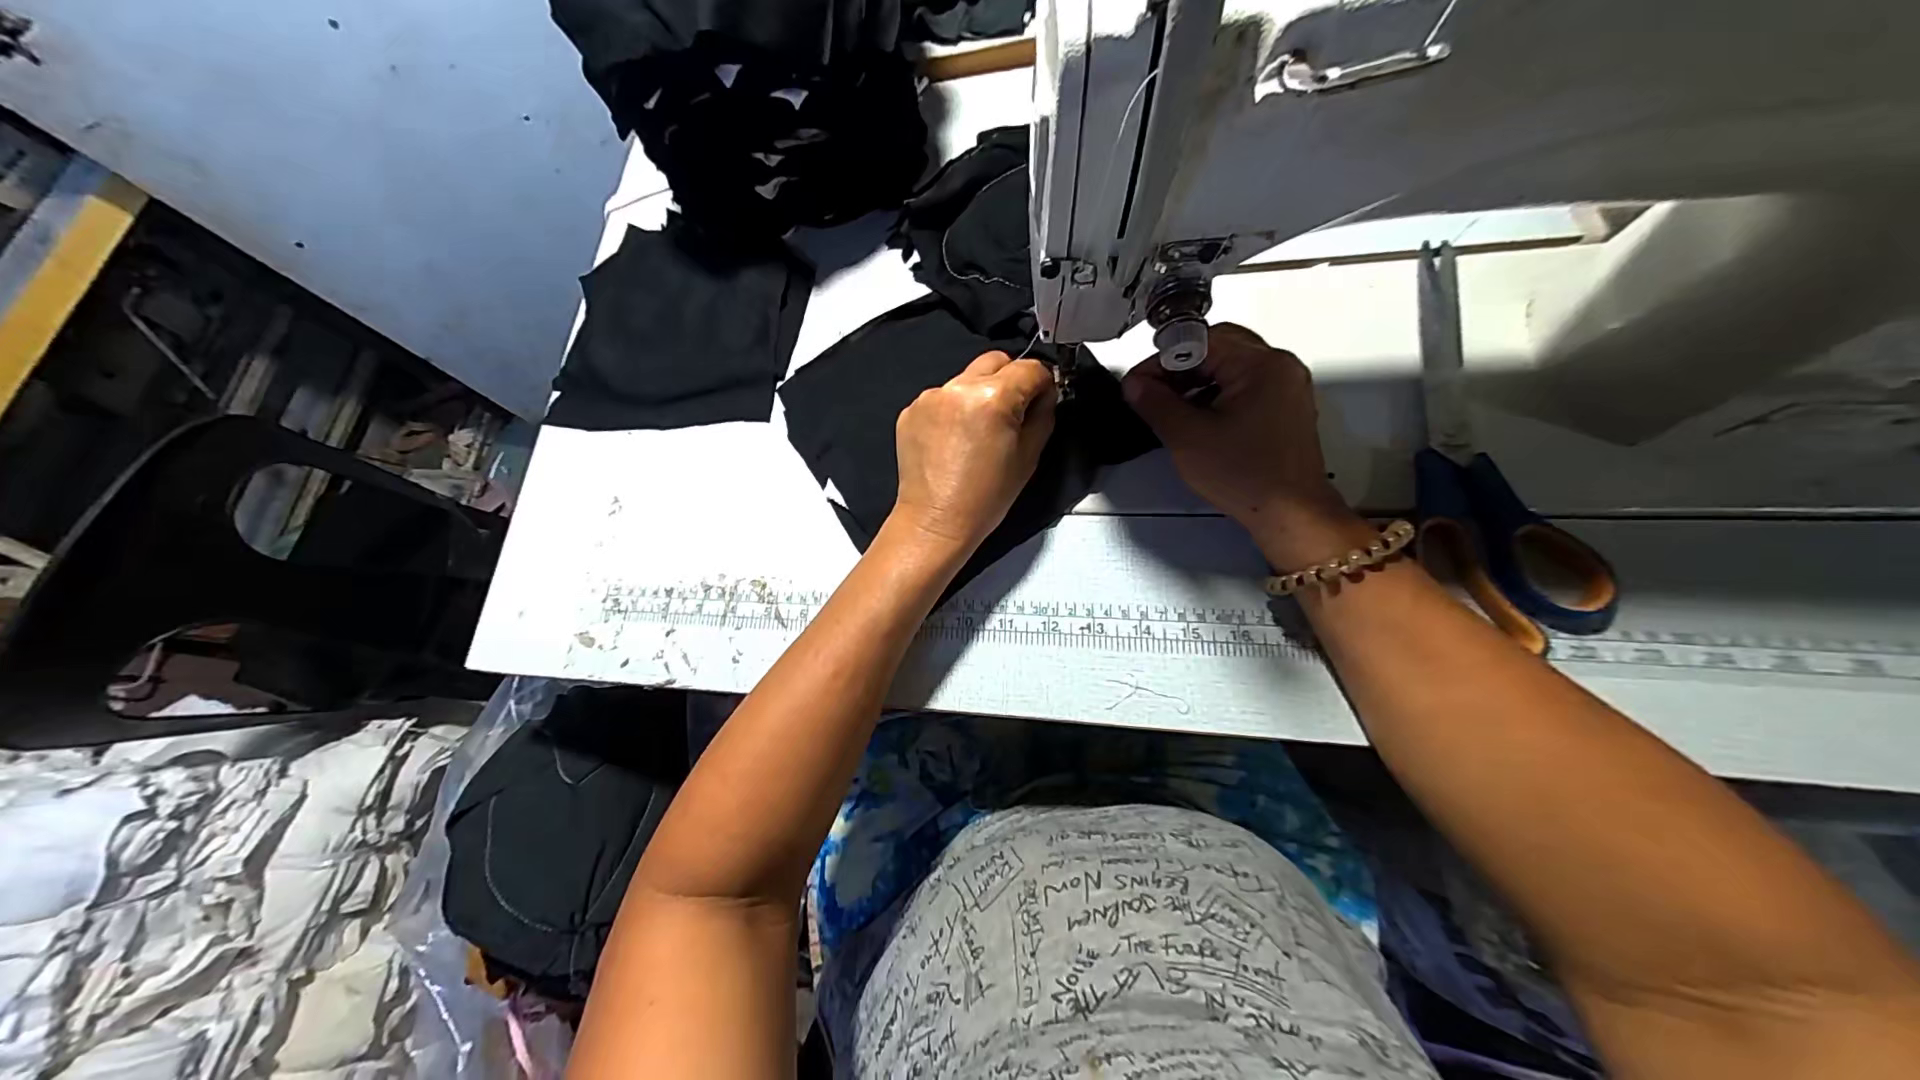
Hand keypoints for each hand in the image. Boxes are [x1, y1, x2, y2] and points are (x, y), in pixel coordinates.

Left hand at [889, 351, 1056, 559]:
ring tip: (980, 434)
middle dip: (1010, 380)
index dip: (1042, 383)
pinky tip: (957, 440)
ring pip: (967, 378)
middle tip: (1013, 414)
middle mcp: (958, 389)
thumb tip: (1045, 394)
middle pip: (996, 361)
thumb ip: (1043, 415)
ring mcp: (930, 398)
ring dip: (979, 395)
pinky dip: (954, 410)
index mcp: (992, 398)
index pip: (1030, 367)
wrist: (937, 521)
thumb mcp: (1029, 456)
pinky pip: (943, 397)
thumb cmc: (983, 498)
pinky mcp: (911, 410)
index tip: (1043, 398)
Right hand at [1122, 324, 1368, 567]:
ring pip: (1231, 366)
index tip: (1136, 384)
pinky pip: (1244, 386)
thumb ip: (1156, 404)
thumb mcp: (1188, 438)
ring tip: (1168, 407)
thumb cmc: (1246, 476)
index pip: (1200, 342)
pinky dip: (1215, 394)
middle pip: (1219, 347)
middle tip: (1150, 391)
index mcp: (1261, 365)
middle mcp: (1280, 367)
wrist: (1291, 514)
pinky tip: (1195, 418)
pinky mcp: (1284, 409)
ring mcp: (1286, 387)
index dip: (1161, 360)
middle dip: (1179, 366)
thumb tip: (1134, 385)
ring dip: (1196, 380)